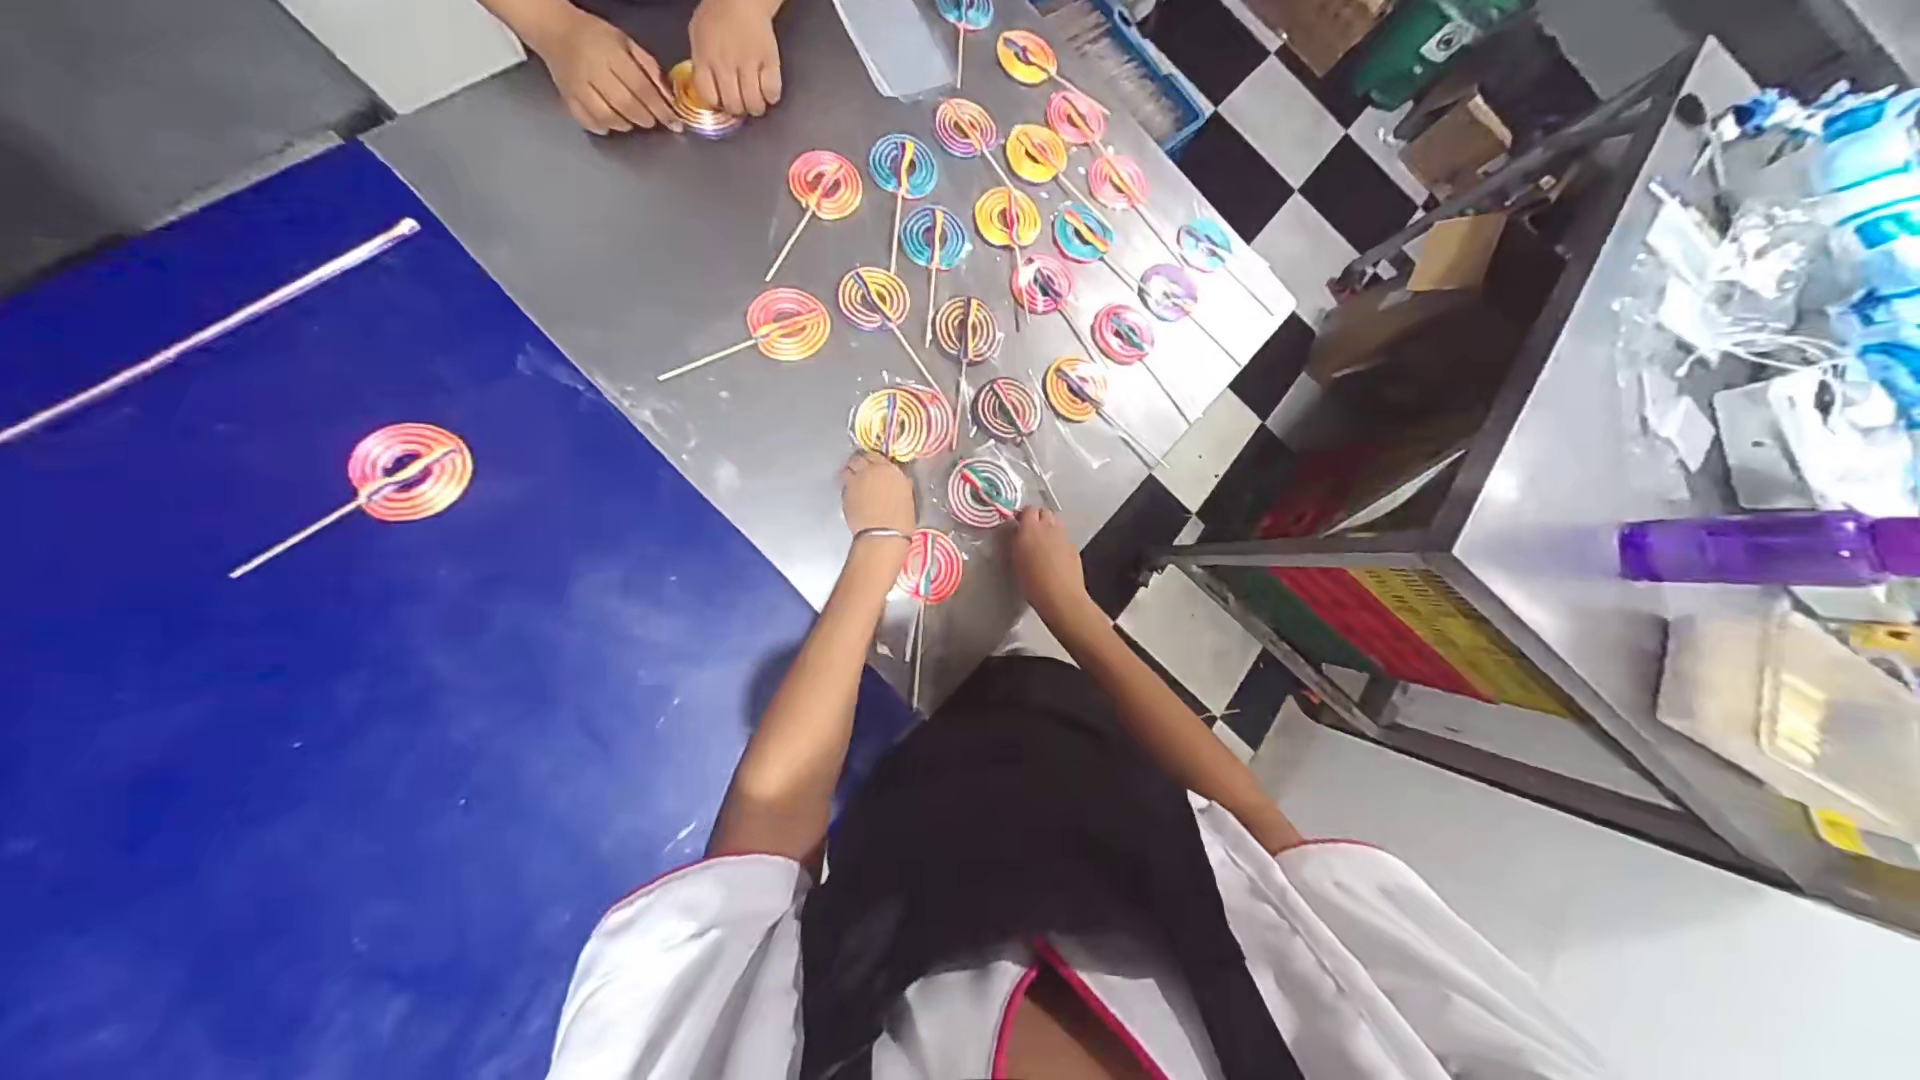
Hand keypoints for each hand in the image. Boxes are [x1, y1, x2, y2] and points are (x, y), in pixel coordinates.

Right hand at [528, 8, 680, 133]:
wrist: (554, 29)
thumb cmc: (597, 37)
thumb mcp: (627, 44)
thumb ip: (650, 70)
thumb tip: (670, 100)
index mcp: (610, 53)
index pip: (641, 88)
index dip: (661, 109)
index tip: (674, 123)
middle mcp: (592, 70)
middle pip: (626, 106)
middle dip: (646, 118)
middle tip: (651, 119)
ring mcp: (577, 86)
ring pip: (608, 118)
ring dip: (626, 124)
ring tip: (632, 118)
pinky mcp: (567, 98)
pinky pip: (589, 122)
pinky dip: (604, 127)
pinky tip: (611, 122)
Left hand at [689, 0, 783, 117]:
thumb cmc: (718, 15)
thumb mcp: (698, 36)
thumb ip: (701, 63)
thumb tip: (709, 89)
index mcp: (705, 57)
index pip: (709, 97)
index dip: (716, 104)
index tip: (722, 101)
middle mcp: (725, 63)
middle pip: (733, 105)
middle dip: (738, 108)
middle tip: (741, 101)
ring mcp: (749, 63)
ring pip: (753, 104)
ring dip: (755, 107)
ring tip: (755, 100)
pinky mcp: (769, 62)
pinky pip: (772, 93)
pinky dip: (771, 96)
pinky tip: (767, 90)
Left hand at [841, 452, 914, 536]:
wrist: (883, 534)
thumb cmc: (901, 516)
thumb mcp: (906, 492)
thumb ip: (898, 479)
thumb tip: (894, 476)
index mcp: (886, 468)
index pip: (874, 455)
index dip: (874, 460)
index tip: (875, 465)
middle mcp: (867, 471)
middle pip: (857, 459)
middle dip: (859, 463)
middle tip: (863, 471)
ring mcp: (853, 482)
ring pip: (847, 469)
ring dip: (851, 473)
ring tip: (856, 481)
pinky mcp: (844, 495)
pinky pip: (845, 485)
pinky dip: (848, 487)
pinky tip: (855, 496)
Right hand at [1012, 507, 1094, 624]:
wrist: (1060, 596)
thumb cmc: (1032, 581)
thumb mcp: (1016, 559)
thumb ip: (1018, 541)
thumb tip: (1019, 534)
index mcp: (1030, 528)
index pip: (1028, 509)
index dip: (1024, 516)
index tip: (1019, 524)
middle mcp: (1048, 527)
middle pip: (1045, 511)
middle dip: (1038, 517)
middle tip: (1031, 532)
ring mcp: (1063, 537)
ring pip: (1056, 523)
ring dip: (1049, 528)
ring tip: (1043, 544)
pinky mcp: (1074, 548)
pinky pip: (1064, 538)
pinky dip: (1059, 543)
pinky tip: (1056, 558)